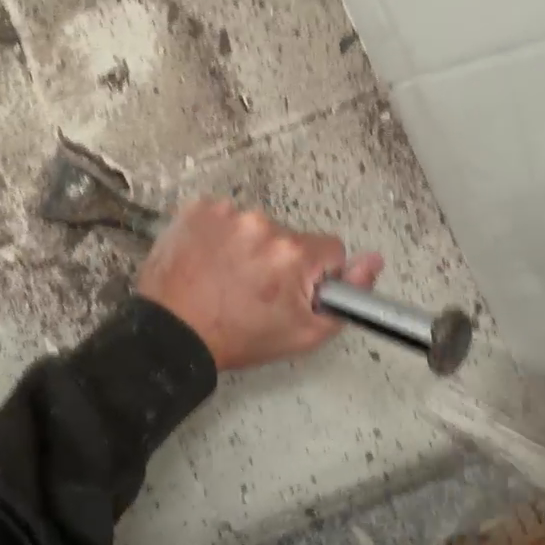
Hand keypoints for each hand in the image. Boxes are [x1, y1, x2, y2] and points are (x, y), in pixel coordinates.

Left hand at [136, 198, 382, 371]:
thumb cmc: (233, 336)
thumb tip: (373, 262)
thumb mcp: (303, 332)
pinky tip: (208, 260)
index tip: (294, 288)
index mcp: (293, 253)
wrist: (172, 330)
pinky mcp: (197, 209)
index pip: (329, 248)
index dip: (316, 273)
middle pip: (288, 237)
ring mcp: (226, 213)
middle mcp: (261, 225)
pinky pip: (222, 216)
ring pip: (254, 226)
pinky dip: (218, 234)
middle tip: (254, 289)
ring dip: (246, 245)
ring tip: (226, 276)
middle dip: (278, 259)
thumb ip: (348, 296)